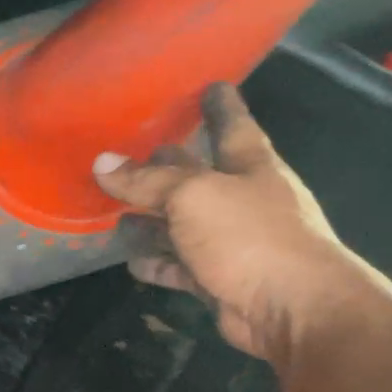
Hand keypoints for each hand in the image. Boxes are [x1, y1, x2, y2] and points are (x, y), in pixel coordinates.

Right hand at [91, 83, 379, 365]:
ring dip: (150, 221)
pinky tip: (131, 261)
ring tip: (115, 216)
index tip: (212, 86)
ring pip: (180, 225)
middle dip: (168, 169)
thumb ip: (147, 181)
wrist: (289, 305)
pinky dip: (154, 262)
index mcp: (251, 168)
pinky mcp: (215, 278)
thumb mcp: (194, 197)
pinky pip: (175, 265)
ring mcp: (229, 241)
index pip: (233, 128)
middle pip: (196, 179)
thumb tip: (102, 162)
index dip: (221, 108)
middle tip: (132, 157)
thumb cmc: (250, 236)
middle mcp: (242, 200)